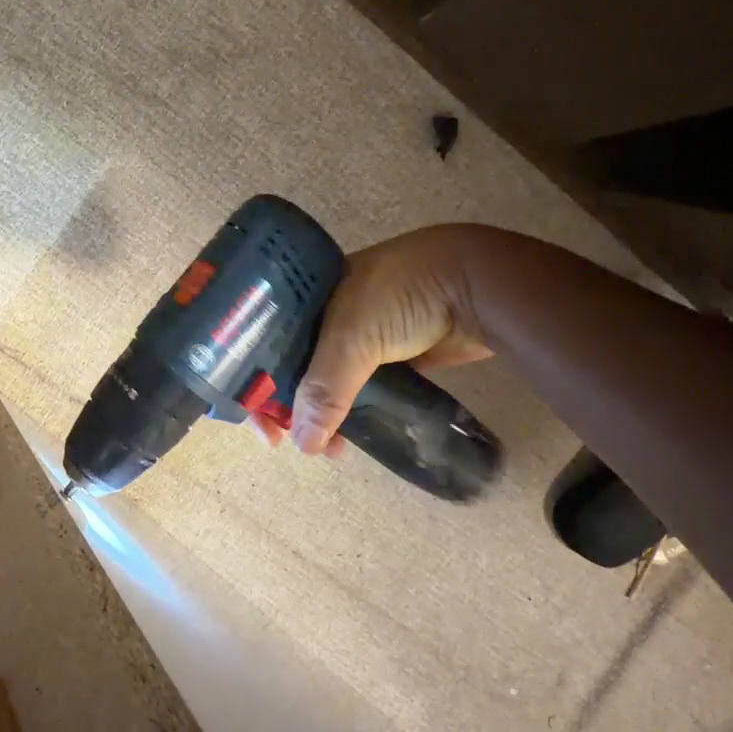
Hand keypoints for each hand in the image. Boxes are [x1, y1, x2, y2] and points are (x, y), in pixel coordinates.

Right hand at [277, 225, 493, 453]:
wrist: (477, 285)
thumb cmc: (401, 295)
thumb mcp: (351, 337)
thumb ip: (324, 389)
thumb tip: (303, 444)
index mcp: (304, 295)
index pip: (265, 341)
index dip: (254, 379)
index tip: (259, 419)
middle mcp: (326, 313)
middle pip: (292, 364)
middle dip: (285, 403)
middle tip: (285, 440)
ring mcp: (362, 334)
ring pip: (328, 380)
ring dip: (321, 413)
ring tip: (328, 448)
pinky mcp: (395, 355)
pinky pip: (362, 388)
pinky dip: (353, 411)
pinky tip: (351, 435)